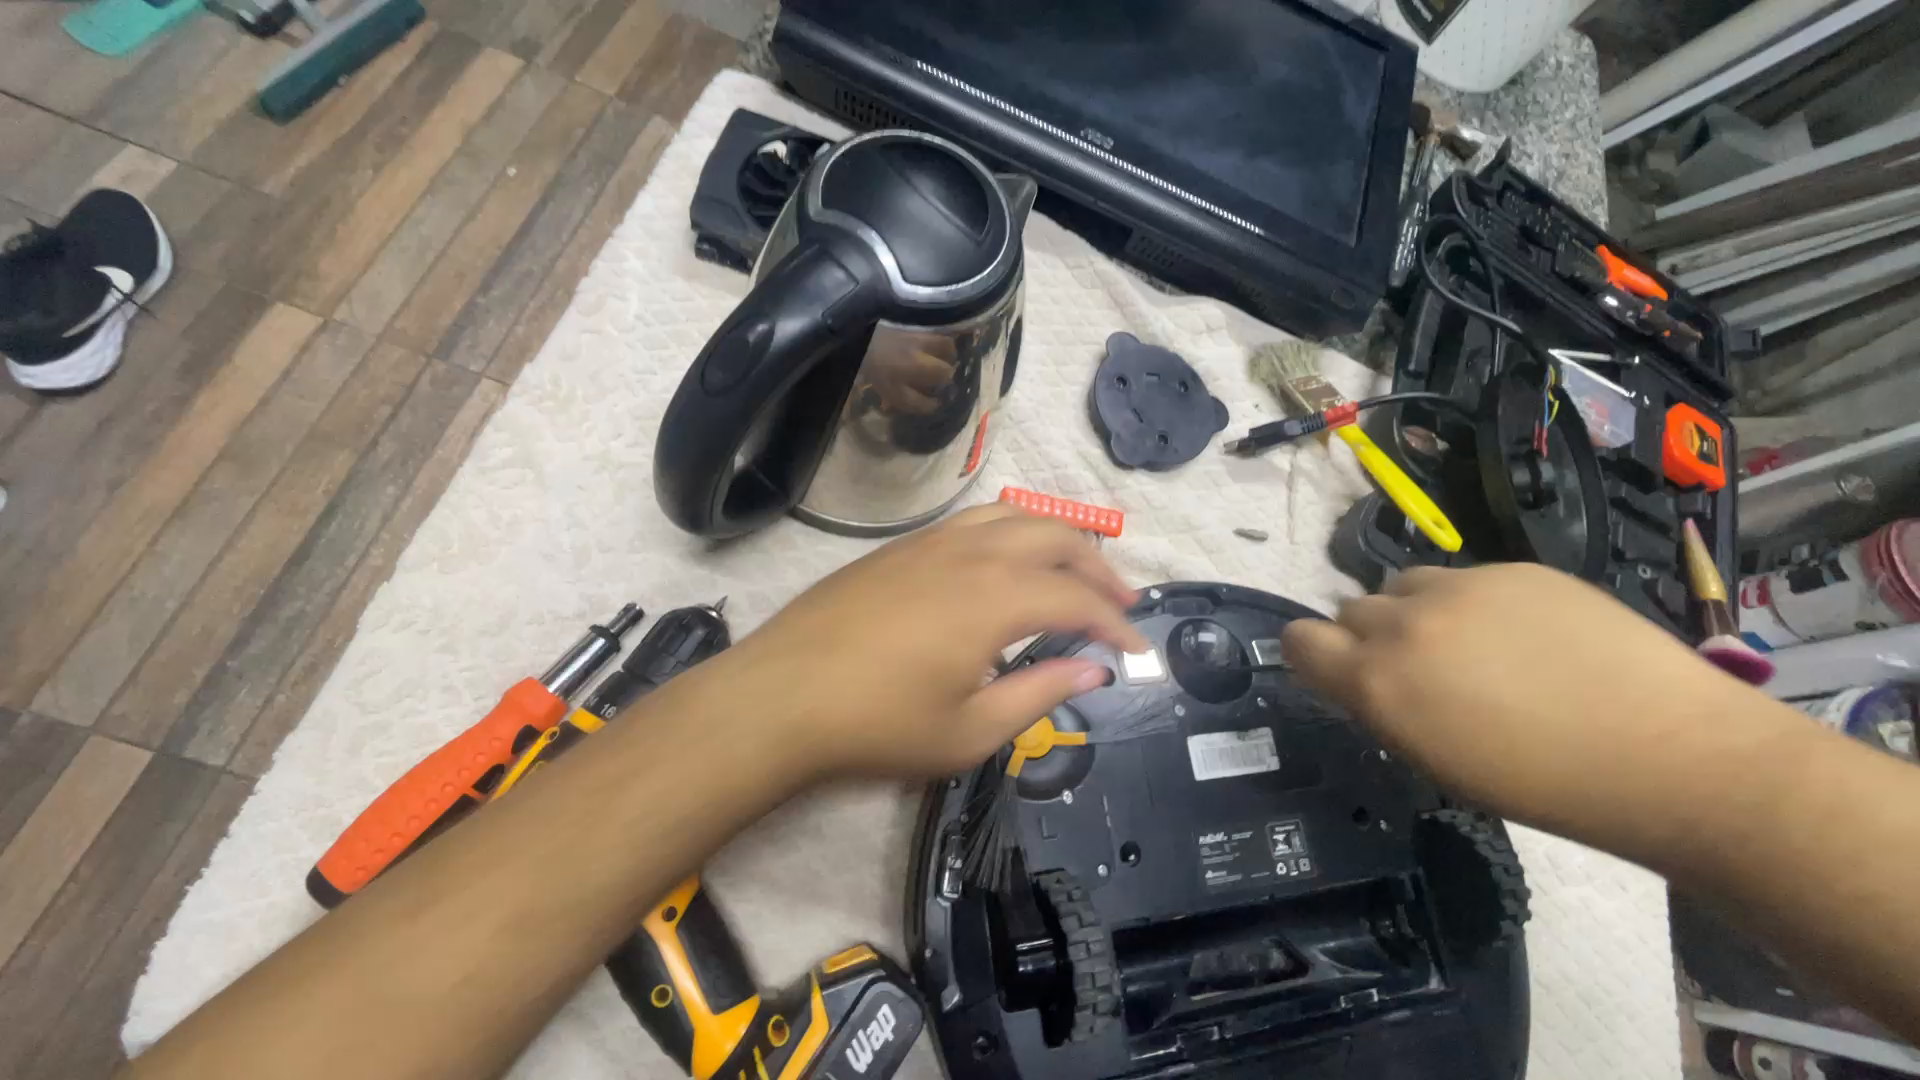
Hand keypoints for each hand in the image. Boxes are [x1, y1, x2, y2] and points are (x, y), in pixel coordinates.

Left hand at [711, 504, 1148, 779]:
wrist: (779, 697)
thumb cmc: (878, 724)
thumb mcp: (969, 731)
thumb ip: (1039, 695)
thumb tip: (1093, 672)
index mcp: (996, 597)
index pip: (1078, 599)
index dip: (1116, 624)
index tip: (1138, 650)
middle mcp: (971, 553)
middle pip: (1056, 537)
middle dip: (1098, 567)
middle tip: (1120, 601)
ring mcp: (930, 543)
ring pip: (1013, 515)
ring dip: (1055, 537)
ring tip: (1073, 568)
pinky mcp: (899, 548)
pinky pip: (973, 522)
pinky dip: (1010, 532)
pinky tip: (1005, 563)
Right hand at [1280, 564, 1806, 845]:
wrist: (1672, 755)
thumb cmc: (1544, 784)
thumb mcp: (1434, 759)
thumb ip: (1381, 705)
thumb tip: (1364, 676)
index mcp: (1376, 682)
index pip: (1298, 639)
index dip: (1313, 654)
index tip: (1341, 673)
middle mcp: (1403, 624)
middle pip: (1350, 611)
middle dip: (1372, 637)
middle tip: (1423, 670)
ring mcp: (1461, 588)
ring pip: (1404, 586)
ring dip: (1417, 612)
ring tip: (1472, 646)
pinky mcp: (1515, 568)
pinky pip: (1464, 576)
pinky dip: (1474, 602)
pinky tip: (1526, 636)